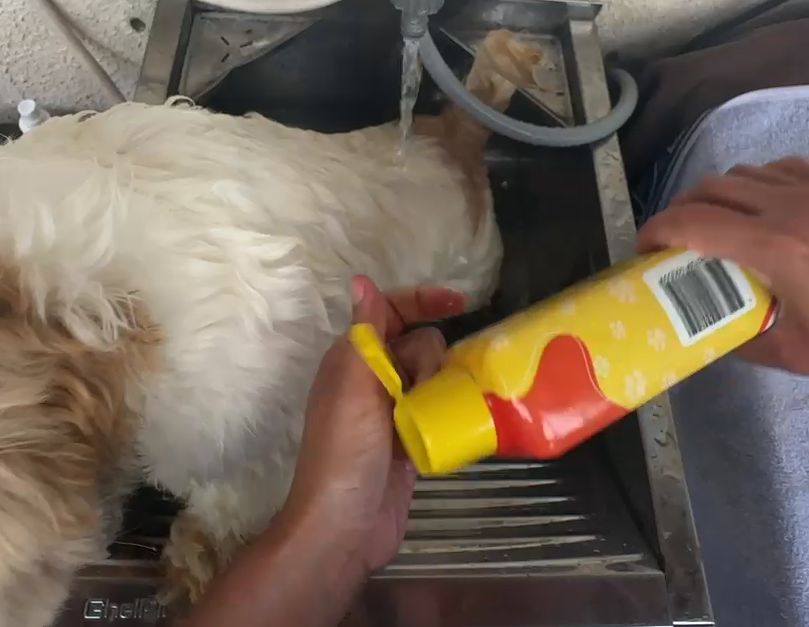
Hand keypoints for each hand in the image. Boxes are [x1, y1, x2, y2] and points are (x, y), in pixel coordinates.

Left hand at [275, 276, 459, 584]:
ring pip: (434, 376)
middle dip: (433, 356)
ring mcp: (394, 411)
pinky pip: (440, 409)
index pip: (390, 312)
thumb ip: (365, 331)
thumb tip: (361, 279)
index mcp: (353, 358)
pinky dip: (453, 410)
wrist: (343, 529)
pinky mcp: (412, 439)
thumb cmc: (344, 450)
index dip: (422, 301)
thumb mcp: (354, 385)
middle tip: (424, 390)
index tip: (460, 303)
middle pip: (419, 343)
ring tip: (447, 409)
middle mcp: (373, 378)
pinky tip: (465, 420)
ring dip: (447, 384)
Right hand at [637, 157, 808, 402]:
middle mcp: (794, 208)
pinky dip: (754, 181)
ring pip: (742, 173)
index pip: (695, 222)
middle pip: (710, 189)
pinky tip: (757, 207)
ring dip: (713, 195)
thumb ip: (740, 335)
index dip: (657, 229)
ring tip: (707, 226)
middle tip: (667, 241)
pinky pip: (780, 169)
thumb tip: (705, 327)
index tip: (640, 247)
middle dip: (677, 210)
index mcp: (780, 249)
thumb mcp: (797, 355)